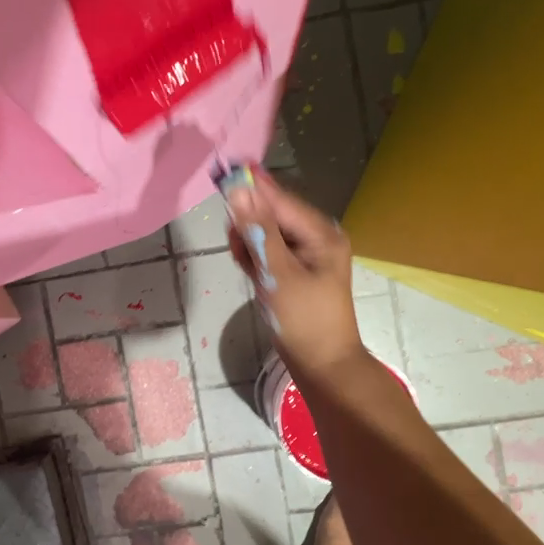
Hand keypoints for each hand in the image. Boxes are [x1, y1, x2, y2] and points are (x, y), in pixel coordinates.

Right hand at [224, 167, 367, 381]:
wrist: (322, 367)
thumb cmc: (303, 321)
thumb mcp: (278, 274)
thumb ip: (258, 230)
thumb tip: (240, 189)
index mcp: (321, 234)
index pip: (279, 200)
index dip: (251, 189)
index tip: (220, 177)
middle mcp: (316, 238)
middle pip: (271, 214)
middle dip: (249, 225)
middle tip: (238, 249)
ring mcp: (305, 255)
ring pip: (265, 233)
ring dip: (249, 243)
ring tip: (246, 267)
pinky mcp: (293, 271)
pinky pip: (268, 251)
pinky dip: (255, 258)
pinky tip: (250, 273)